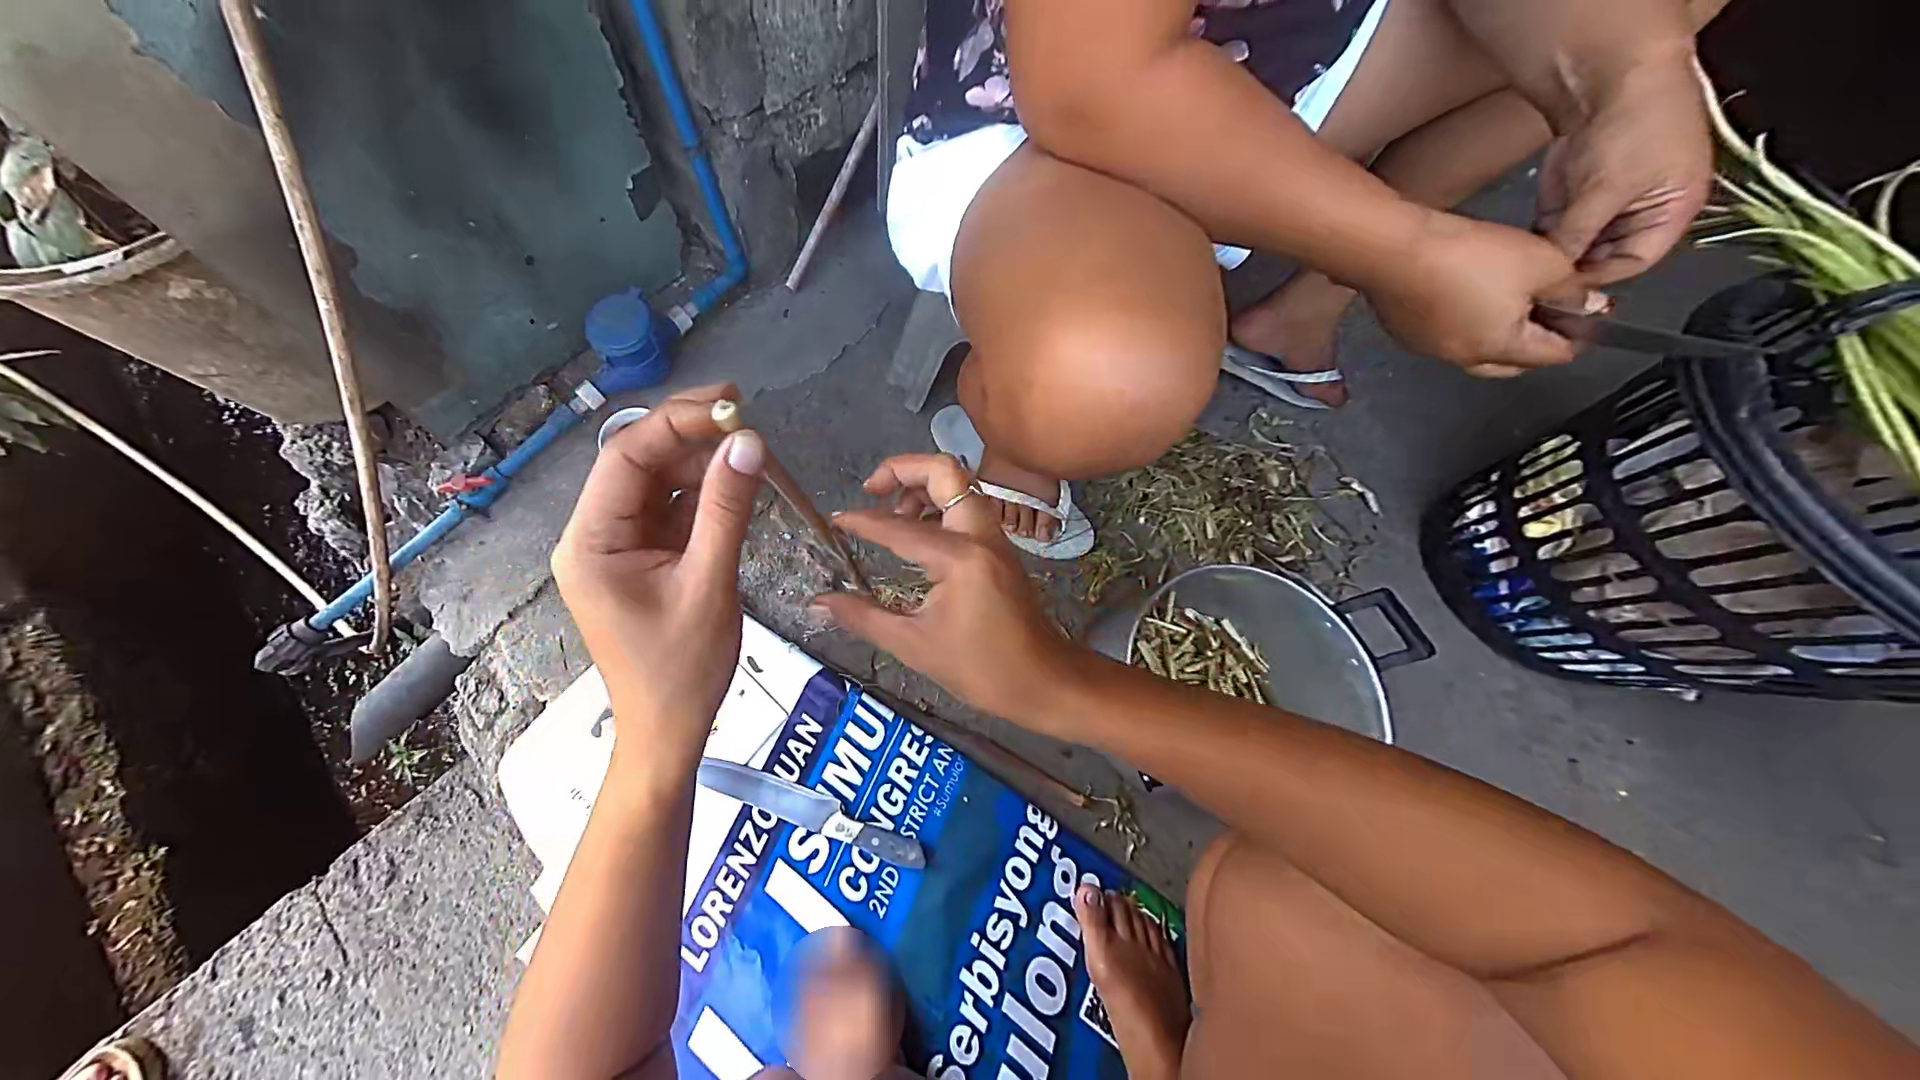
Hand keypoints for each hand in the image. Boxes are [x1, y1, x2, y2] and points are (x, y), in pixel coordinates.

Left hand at [550, 384, 764, 770]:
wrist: (670, 728)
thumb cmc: (682, 668)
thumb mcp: (710, 584)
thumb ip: (727, 510)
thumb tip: (749, 442)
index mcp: (591, 541)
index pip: (627, 458)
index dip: (677, 422)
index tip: (730, 403)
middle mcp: (597, 534)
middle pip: (641, 463)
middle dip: (690, 434)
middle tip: (744, 412)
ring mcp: (622, 545)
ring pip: (661, 482)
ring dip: (703, 460)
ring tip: (750, 444)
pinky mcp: (648, 556)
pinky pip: (676, 509)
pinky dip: (707, 491)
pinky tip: (737, 477)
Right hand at [811, 454, 1083, 728]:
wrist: (1043, 680)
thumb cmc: (981, 669)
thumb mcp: (914, 646)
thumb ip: (863, 617)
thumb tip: (818, 603)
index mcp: (959, 558)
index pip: (899, 525)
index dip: (861, 520)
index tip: (837, 522)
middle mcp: (981, 535)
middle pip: (944, 471)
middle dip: (903, 469)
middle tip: (873, 490)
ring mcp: (996, 538)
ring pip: (961, 485)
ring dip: (924, 486)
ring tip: (894, 512)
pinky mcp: (1001, 548)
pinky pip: (969, 507)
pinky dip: (941, 505)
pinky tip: (919, 534)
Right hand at [1366, 212, 1588, 376]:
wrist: (1398, 254)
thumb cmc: (1471, 258)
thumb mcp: (1545, 263)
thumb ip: (1572, 290)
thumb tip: (1585, 304)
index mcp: (1499, 347)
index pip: (1552, 355)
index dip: (1577, 335)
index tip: (1586, 314)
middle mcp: (1462, 357)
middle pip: (1509, 365)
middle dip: (1532, 346)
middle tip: (1546, 315)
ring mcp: (1429, 349)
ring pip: (1474, 352)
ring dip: (1493, 337)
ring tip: (1503, 304)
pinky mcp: (1406, 335)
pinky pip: (1444, 339)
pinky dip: (1461, 327)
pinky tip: (1463, 299)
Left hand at [1535, 59, 1710, 286]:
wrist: (1610, 86)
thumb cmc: (1634, 130)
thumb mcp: (1606, 191)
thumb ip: (1576, 236)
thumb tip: (1552, 273)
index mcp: (1669, 214)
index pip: (1632, 265)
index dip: (1597, 280)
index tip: (1560, 292)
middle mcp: (1637, 218)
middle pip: (1599, 263)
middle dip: (1568, 275)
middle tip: (1531, 292)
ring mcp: (1601, 213)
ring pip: (1571, 252)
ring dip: (1548, 263)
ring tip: (1518, 280)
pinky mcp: (1570, 206)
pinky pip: (1552, 237)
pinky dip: (1536, 248)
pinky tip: (1513, 260)